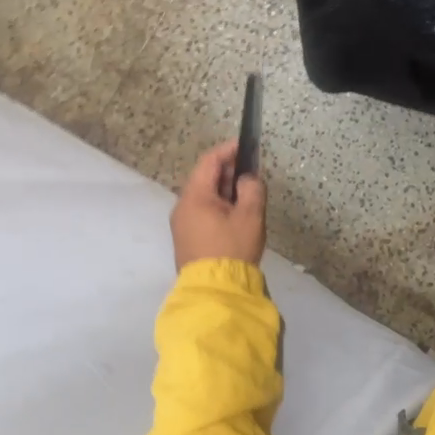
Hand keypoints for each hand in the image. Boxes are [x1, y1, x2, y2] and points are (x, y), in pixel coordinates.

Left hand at [171, 140, 265, 268]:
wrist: (216, 289)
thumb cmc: (233, 247)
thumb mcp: (250, 215)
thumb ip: (252, 188)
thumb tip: (247, 178)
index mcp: (194, 197)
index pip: (209, 162)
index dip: (228, 150)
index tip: (246, 144)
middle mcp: (183, 206)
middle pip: (205, 178)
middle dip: (228, 170)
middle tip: (252, 169)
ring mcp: (182, 223)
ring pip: (204, 195)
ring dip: (225, 188)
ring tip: (248, 190)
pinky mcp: (188, 237)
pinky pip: (203, 210)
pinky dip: (220, 204)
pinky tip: (237, 211)